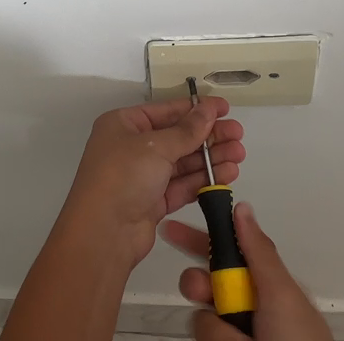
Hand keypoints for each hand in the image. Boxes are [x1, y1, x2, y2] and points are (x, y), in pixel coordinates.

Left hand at [55, 96, 245, 266]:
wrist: (104, 233)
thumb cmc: (123, 176)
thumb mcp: (156, 146)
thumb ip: (187, 131)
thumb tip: (208, 110)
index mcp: (124, 124)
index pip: (166, 111)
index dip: (196, 109)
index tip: (224, 109)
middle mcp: (132, 147)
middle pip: (177, 136)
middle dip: (208, 136)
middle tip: (238, 135)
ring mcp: (143, 176)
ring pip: (183, 162)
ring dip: (211, 158)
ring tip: (239, 154)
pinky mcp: (153, 201)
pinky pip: (182, 185)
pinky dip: (204, 180)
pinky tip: (227, 174)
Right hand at [163, 201, 330, 340]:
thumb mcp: (282, 293)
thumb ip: (258, 251)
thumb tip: (242, 208)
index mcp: (263, 285)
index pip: (223, 251)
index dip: (196, 239)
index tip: (170, 230)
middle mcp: (246, 308)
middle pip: (202, 283)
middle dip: (198, 286)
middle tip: (205, 294)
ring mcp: (234, 333)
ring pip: (201, 318)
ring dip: (217, 329)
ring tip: (241, 340)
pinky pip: (202, 339)